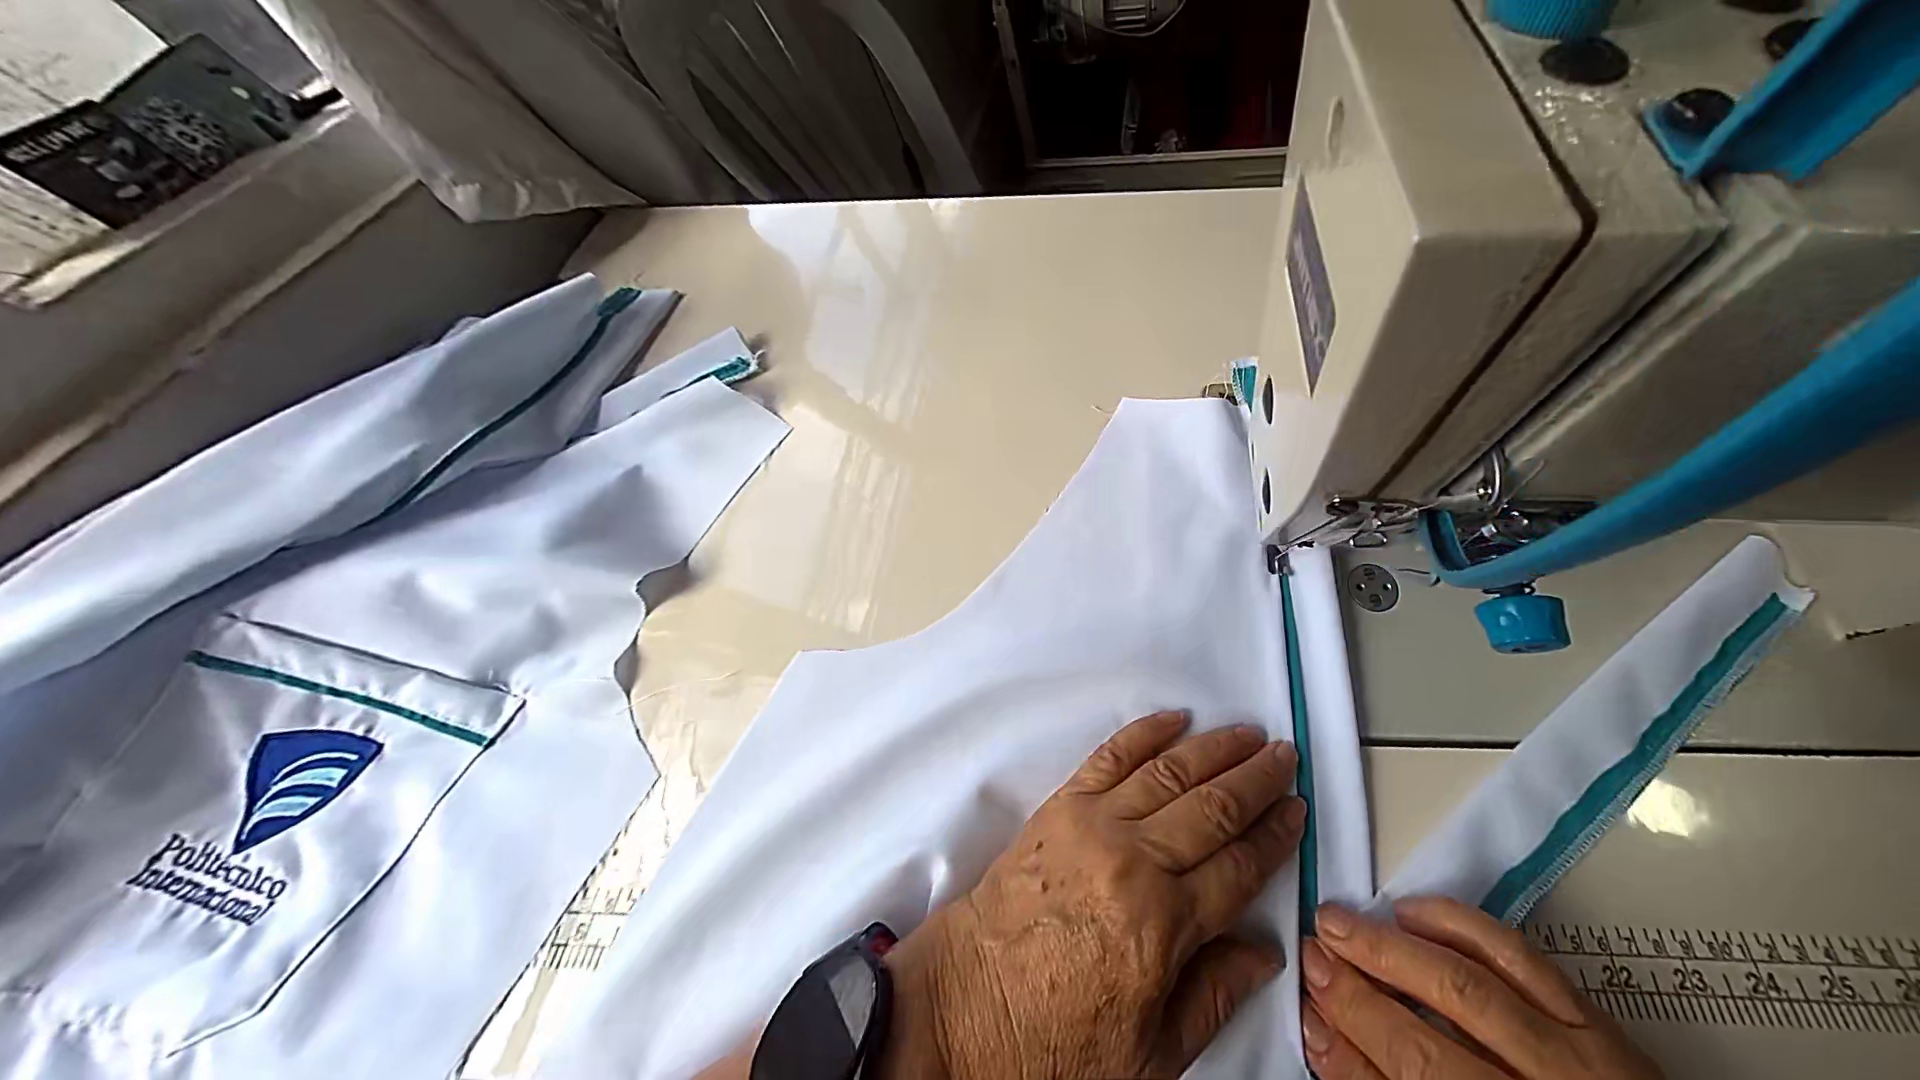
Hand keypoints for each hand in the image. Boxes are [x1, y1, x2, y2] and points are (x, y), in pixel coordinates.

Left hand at [877, 710, 1305, 1079]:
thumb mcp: (1151, 1053)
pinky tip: (1172, 720)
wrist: (965, 1000)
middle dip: (1256, 778)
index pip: (1240, 866)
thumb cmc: (1055, 1037)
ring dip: (1212, 749)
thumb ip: (1214, 996)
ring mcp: (1092, 825)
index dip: (1275, 835)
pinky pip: (1108, 758)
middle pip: (1212, 808)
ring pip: (1168, 773)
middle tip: (1284, 757)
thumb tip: (1263, 950)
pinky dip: (1143, 734)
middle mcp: (1134, 861)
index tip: (1297, 810)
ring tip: (1246, 734)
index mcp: (1165, 924)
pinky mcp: (1058, 807)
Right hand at [1301, 897, 1665, 1079]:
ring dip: (1394, 946)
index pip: (1412, 1071)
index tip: (1306, 986)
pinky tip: (1408, 911)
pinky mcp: (1597, 1020)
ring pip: (1474, 985)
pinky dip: (1456, 923)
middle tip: (1315, 948)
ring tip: (1342, 922)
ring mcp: (1584, 1058)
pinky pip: (1519, 956)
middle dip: (1363, 984)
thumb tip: (1317, 1023)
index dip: (1352, 1023)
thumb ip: (1377, 1079)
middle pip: (1440, 1033)